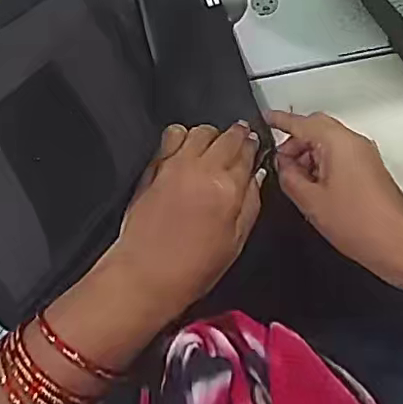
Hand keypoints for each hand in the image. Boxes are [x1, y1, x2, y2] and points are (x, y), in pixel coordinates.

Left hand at [102, 123, 263, 325]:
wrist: (146, 273)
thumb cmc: (191, 267)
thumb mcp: (235, 242)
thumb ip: (250, 203)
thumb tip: (256, 177)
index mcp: (227, 189)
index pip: (247, 152)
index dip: (253, 146)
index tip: (254, 145)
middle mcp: (202, 170)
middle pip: (227, 136)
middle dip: (237, 134)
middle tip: (240, 137)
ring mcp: (175, 164)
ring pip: (201, 130)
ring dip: (211, 135)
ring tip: (213, 144)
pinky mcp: (154, 166)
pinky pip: (172, 135)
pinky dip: (183, 135)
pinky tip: (185, 147)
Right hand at [266, 110, 402, 285]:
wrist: (400, 247)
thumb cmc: (365, 226)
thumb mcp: (310, 201)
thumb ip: (288, 177)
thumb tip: (282, 166)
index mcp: (338, 143)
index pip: (300, 122)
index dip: (279, 120)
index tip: (266, 118)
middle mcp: (354, 143)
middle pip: (315, 127)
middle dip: (294, 142)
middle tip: (280, 161)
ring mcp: (365, 155)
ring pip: (328, 141)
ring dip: (309, 154)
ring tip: (297, 180)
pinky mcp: (370, 169)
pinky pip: (340, 155)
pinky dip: (323, 163)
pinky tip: (315, 187)